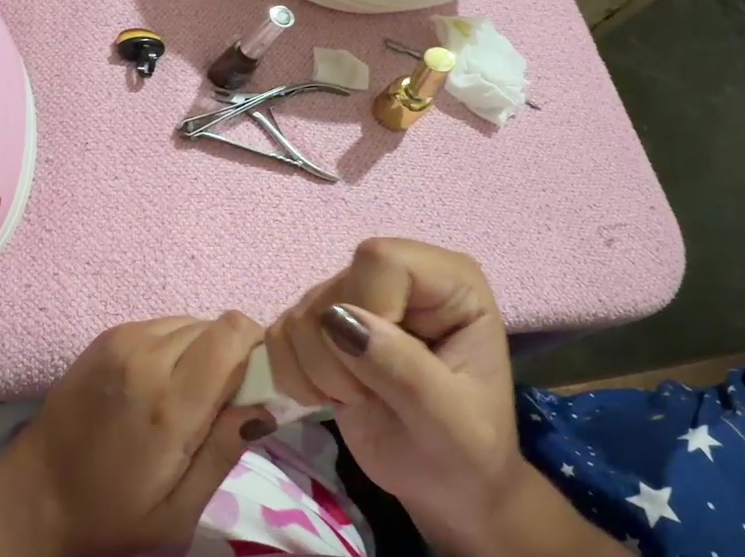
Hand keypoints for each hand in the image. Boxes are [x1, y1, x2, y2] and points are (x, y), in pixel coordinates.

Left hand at [3, 313, 273, 554]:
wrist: (34, 494)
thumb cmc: (110, 516)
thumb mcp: (176, 512)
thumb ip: (222, 453)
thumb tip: (264, 407)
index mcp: (168, 402)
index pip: (231, 333)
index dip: (256, 349)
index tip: (256, 386)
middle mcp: (144, 356)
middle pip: (214, 325)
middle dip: (231, 357)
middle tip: (220, 405)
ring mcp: (120, 339)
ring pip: (188, 322)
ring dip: (201, 351)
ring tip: (187, 397)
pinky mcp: (105, 336)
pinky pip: (161, 325)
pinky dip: (174, 346)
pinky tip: (160, 384)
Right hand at [264, 239, 529, 544]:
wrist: (444, 485)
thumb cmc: (466, 453)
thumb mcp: (452, 424)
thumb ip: (405, 370)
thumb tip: (341, 321)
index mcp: (448, 281)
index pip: (381, 259)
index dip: (369, 310)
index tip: (385, 370)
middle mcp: (396, 275)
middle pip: (334, 290)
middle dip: (341, 357)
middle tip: (374, 396)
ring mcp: (353, 295)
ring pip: (300, 314)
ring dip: (319, 373)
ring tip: (360, 399)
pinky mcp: (319, 322)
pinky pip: (278, 334)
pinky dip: (293, 376)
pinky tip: (329, 396)